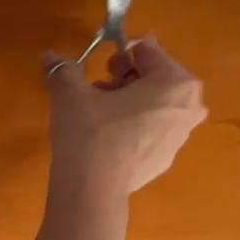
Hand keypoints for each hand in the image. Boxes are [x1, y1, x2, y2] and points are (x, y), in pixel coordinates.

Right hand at [40, 38, 205, 199]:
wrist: (93, 186)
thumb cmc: (90, 131)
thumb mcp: (70, 95)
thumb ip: (64, 71)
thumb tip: (50, 56)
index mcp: (175, 83)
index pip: (149, 53)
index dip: (121, 52)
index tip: (100, 60)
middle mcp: (190, 105)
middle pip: (157, 80)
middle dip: (126, 79)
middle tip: (94, 87)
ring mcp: (182, 134)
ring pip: (155, 106)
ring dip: (128, 103)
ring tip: (95, 113)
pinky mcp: (165, 158)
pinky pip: (149, 131)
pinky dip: (130, 127)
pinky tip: (103, 138)